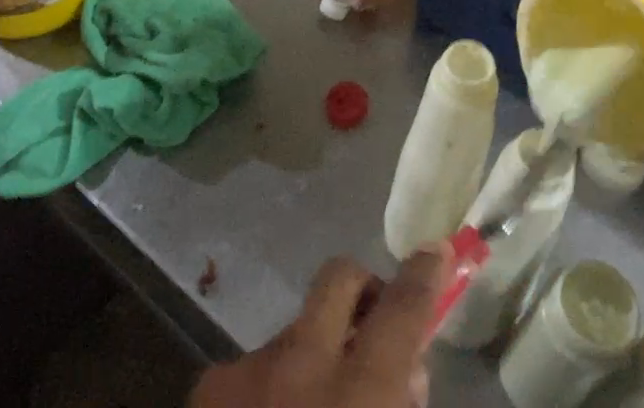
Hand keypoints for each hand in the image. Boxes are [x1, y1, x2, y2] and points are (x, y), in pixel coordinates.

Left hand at [189, 247, 451, 407]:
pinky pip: (255, 367)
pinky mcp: (207, 391)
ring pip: (295, 330)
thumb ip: (402, 402)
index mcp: (358, 391)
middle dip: (365, 287)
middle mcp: (300, 363)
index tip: (436, 251)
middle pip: (339, 279)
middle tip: (376, 323)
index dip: (425, 274)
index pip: (403, 308)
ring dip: (316, 354)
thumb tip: (406, 375)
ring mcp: (245, 372)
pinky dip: (274, 386)